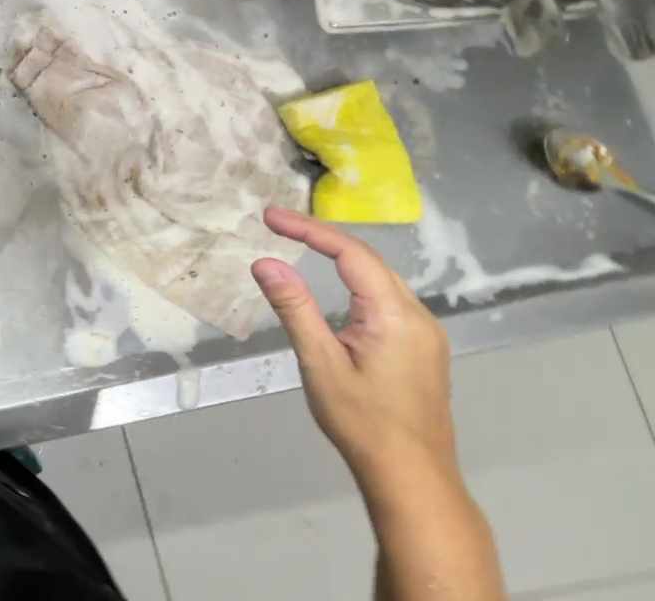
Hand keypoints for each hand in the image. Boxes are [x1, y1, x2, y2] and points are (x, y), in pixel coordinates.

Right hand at [252, 207, 456, 481]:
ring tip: (299, 242)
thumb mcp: (319, 361)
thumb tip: (266, 262)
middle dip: (323, 235)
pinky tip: (333, 282)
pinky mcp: (420, 348)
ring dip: (340, 255)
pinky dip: (354, 277)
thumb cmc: (361, 418)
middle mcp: (417, 317)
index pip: (352, 255)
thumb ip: (295, 308)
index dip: (310, 230)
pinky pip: (386, 296)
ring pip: (380, 277)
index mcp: (395, 316)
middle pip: (370, 260)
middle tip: (277, 224)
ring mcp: (424, 333)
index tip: (269, 217)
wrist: (410, 473)